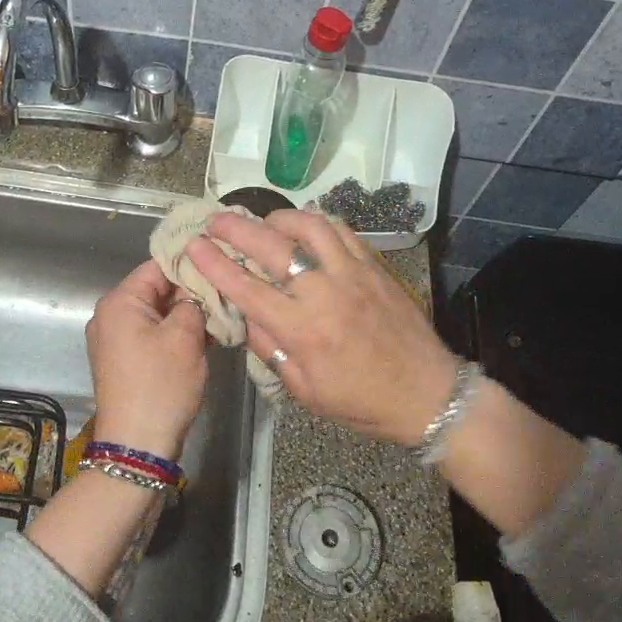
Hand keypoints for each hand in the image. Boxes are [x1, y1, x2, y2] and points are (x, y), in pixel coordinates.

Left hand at [85, 259, 209, 459]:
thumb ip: (193, 302)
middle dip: (191, 292)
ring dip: (186, 316)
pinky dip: (176, 335)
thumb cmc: (160, 385)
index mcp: (119, 301)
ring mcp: (114, 340)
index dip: (190, 263)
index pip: (157, 266)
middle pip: (156, 289)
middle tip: (227, 292)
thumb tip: (197, 292)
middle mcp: (110, 315)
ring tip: (222, 315)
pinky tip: (206, 339)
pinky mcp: (124, 362)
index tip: (221, 263)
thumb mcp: (185, 337)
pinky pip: (152, 336)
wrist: (137, 446)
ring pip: (158, 314)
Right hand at [187, 211, 458, 446]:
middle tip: (215, 220)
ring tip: (262, 223)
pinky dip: (315, 222)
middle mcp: (325, 293)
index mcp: (303, 331)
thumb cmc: (362, 402)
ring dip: (278, 218)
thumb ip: (271, 349)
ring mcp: (352, 273)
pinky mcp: (374, 265)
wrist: (428, 393)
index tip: (193, 245)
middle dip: (236, 229)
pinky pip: (340, 230)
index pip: (246, 289)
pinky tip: (303, 227)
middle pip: (271, 247)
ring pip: (309, 226)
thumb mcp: (306, 391)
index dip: (214, 264)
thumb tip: (246, 313)